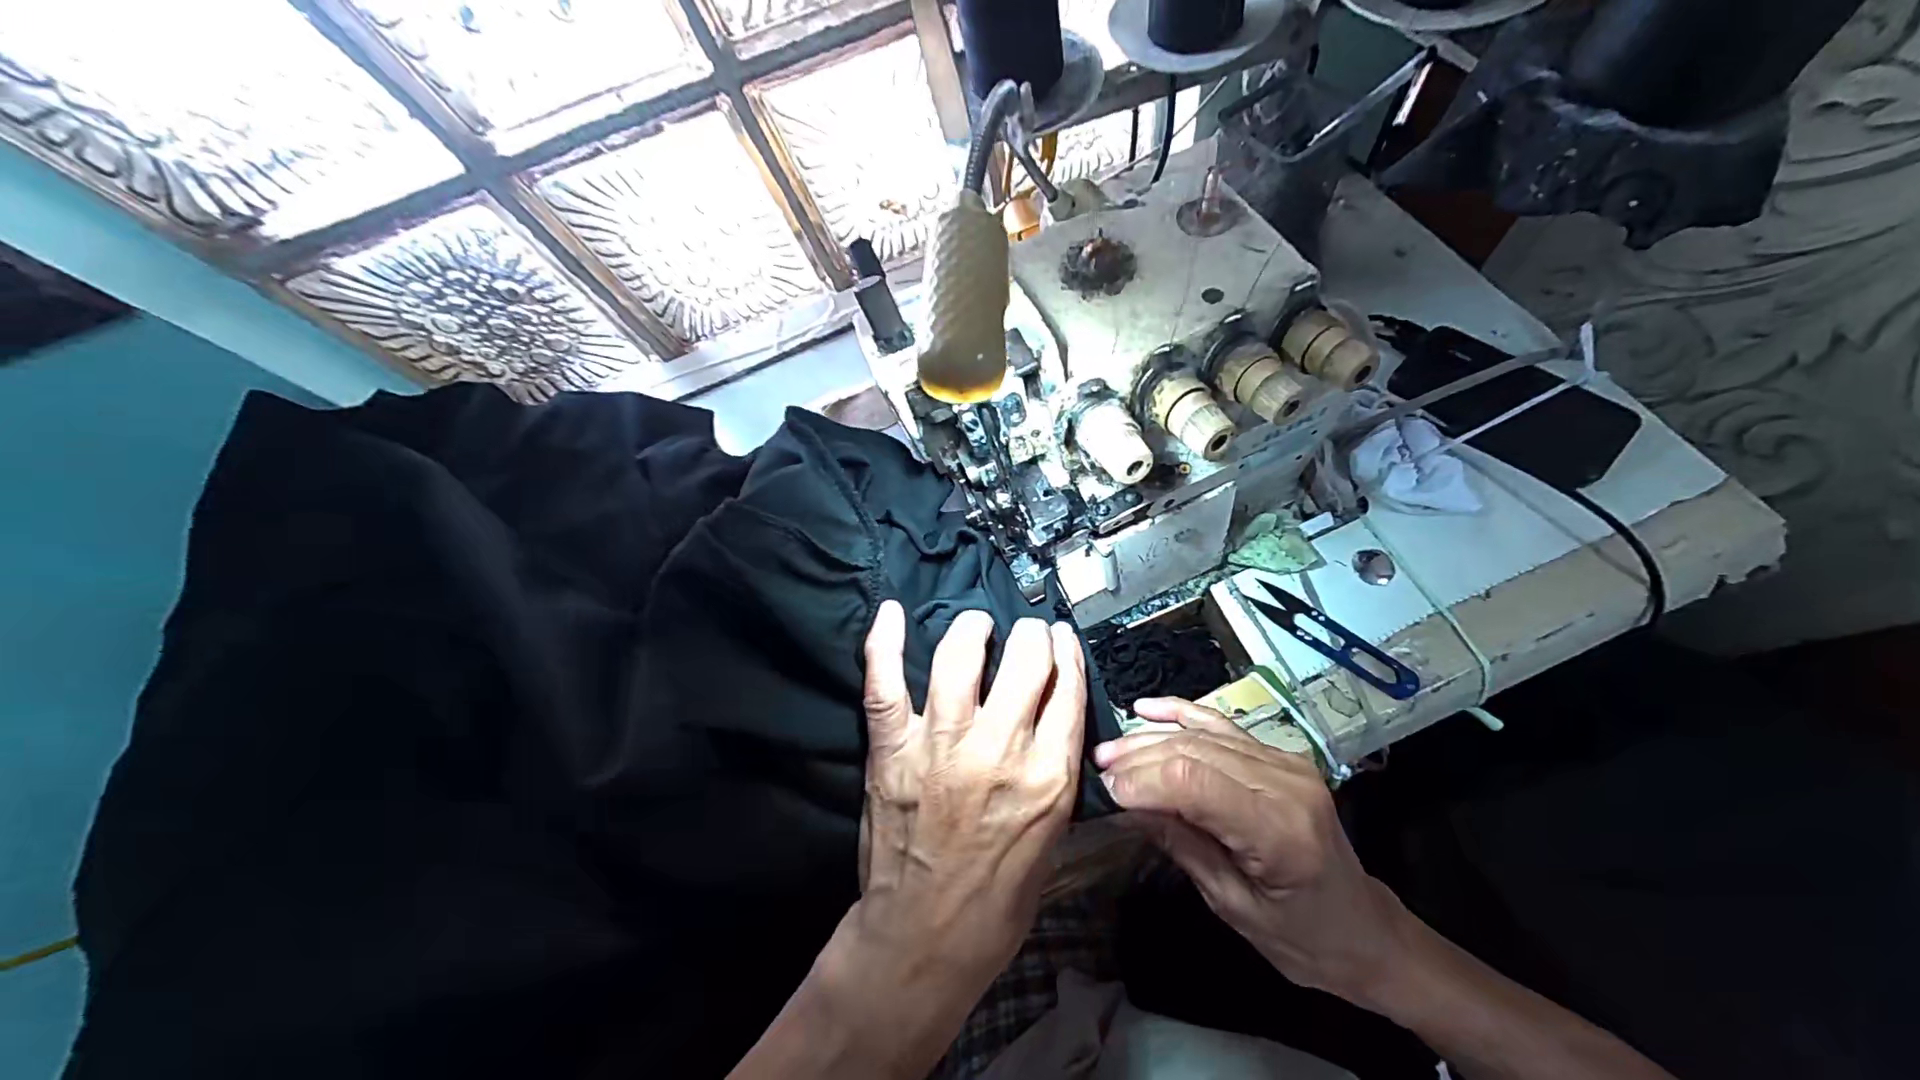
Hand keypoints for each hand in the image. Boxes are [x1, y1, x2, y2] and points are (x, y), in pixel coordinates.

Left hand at [856, 602, 1085, 975]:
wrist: (925, 937)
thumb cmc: (996, 897)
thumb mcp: (1054, 834)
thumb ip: (1056, 768)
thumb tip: (1054, 714)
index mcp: (1048, 777)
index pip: (1068, 688)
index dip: (1067, 653)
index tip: (1061, 640)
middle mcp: (998, 753)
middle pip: (1027, 661)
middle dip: (1032, 636)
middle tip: (1027, 633)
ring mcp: (941, 747)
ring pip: (960, 658)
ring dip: (973, 628)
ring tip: (978, 625)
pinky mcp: (893, 751)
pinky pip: (885, 683)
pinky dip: (884, 642)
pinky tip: (892, 613)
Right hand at [1094, 697, 1412, 1003]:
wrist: (1366, 930)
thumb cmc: (1303, 938)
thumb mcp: (1233, 905)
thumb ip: (1181, 844)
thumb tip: (1126, 804)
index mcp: (1279, 831)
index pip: (1195, 782)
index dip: (1143, 779)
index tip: (1104, 790)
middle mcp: (1285, 782)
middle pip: (1194, 752)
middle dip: (1139, 758)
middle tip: (1097, 770)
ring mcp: (1286, 761)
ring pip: (1202, 736)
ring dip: (1150, 739)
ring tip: (1109, 751)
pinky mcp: (1280, 755)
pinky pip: (1222, 725)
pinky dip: (1182, 714)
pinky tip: (1147, 709)